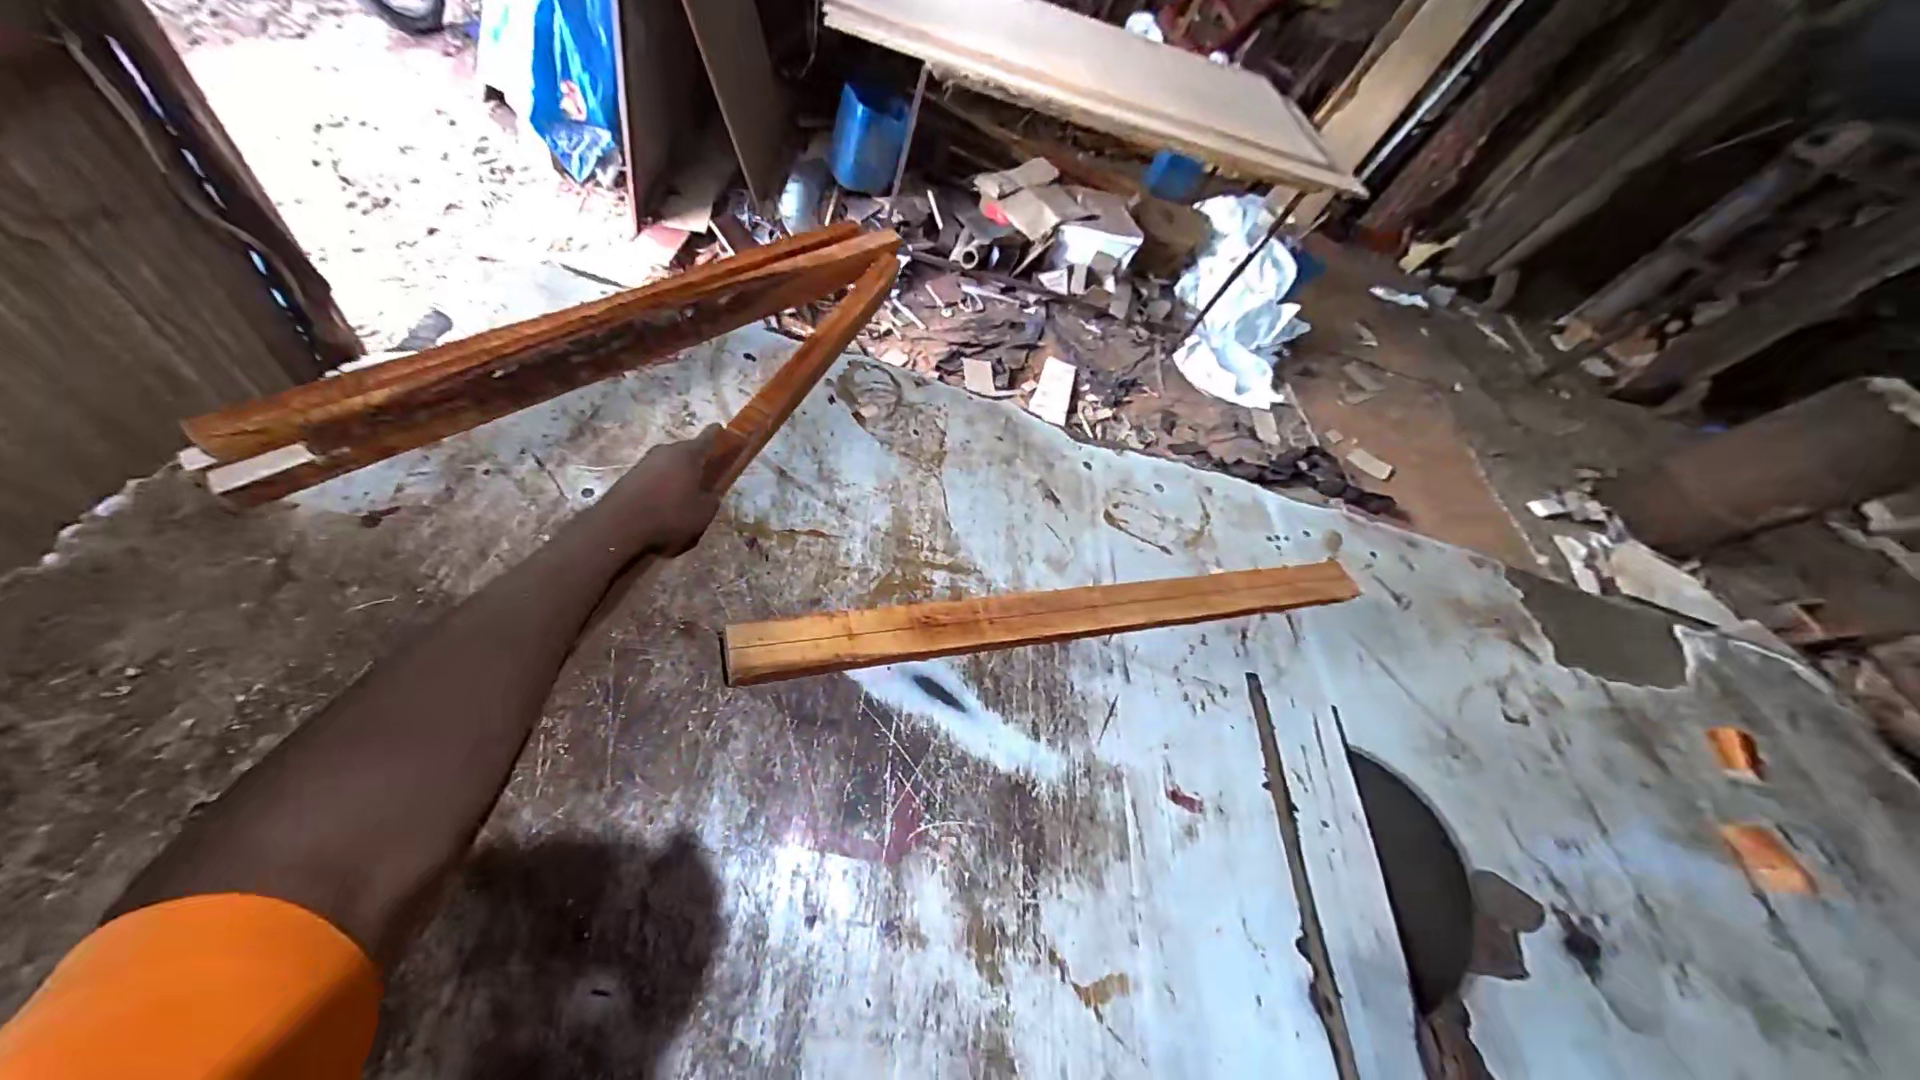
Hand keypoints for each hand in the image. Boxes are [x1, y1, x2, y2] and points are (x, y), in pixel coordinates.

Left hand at [600, 425, 725, 556]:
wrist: (619, 525)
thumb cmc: (669, 515)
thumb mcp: (703, 513)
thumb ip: (712, 500)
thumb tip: (712, 495)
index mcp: (688, 454)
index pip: (708, 436)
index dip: (717, 434)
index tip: (723, 431)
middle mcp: (666, 451)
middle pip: (687, 450)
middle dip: (697, 459)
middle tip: (707, 472)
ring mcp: (645, 461)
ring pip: (669, 462)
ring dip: (678, 472)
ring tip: (686, 490)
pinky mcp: (630, 475)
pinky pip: (655, 473)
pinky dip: (663, 482)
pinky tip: (665, 499)